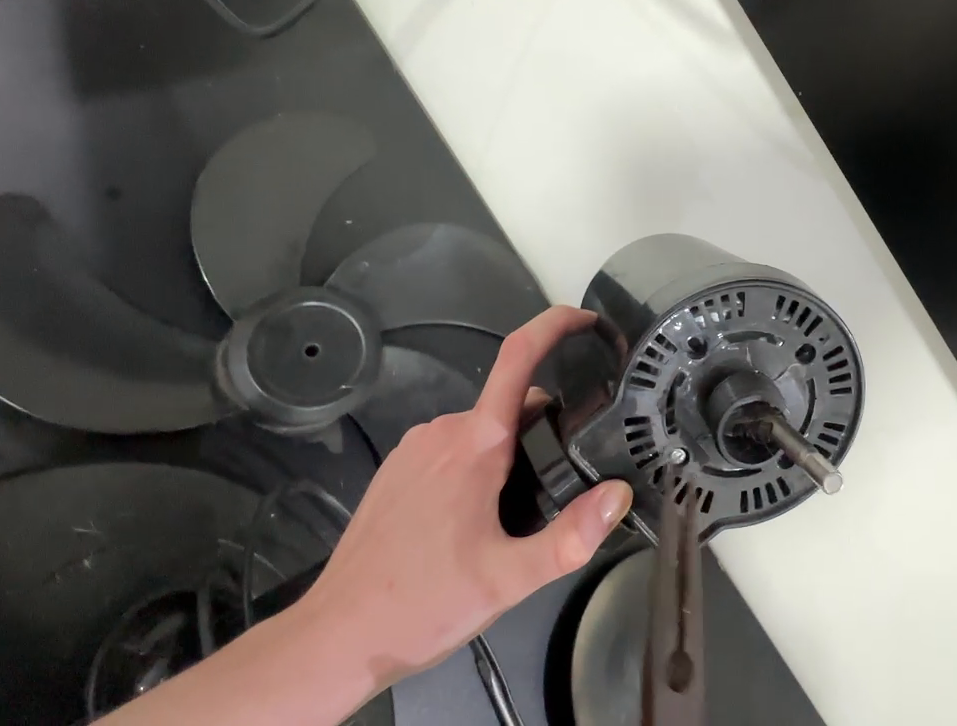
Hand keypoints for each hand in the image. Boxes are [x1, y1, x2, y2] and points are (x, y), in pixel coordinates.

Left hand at [297, 306, 632, 689]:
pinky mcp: (398, 468)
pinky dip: (481, 465)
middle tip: (564, 484)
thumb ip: (571, 537)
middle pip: (511, 403)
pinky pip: (455, 448)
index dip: (555, 326)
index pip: (518, 357)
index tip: (587, 320)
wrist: (336, 637)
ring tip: (518, 516)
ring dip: (513, 453)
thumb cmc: (422, 604)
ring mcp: (416, 447)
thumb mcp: (509, 580)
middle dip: (546, 429)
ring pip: (484, 429)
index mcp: (476, 443)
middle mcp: (444, 431)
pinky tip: (475, 521)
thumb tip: (619, 495)